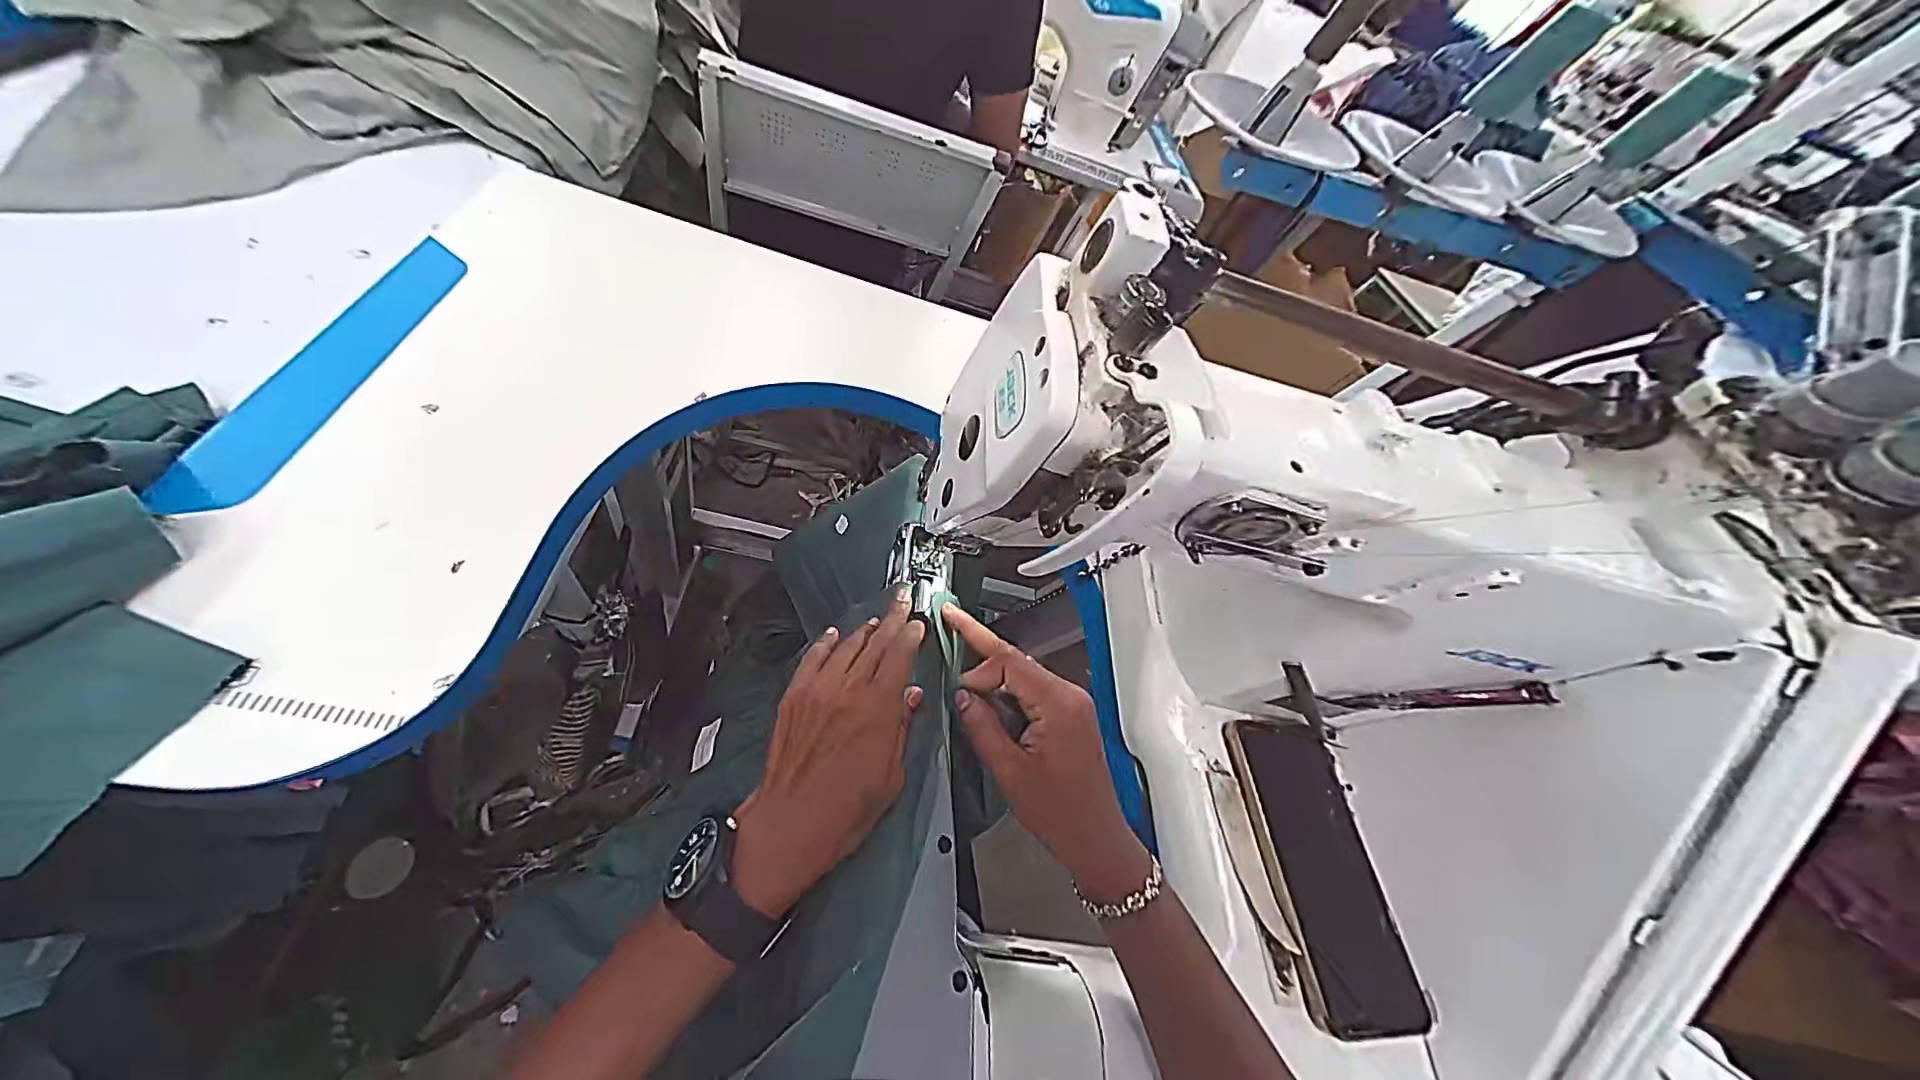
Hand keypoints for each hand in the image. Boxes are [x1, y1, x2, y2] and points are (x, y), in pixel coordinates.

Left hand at [730, 587, 924, 919]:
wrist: (789, 823)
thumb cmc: (845, 810)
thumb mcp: (891, 776)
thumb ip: (901, 728)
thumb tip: (911, 697)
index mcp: (877, 709)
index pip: (899, 656)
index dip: (911, 635)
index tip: (918, 624)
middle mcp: (847, 691)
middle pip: (875, 643)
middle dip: (893, 619)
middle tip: (903, 600)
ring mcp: (817, 691)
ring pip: (845, 646)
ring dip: (863, 631)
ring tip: (877, 620)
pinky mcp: (794, 697)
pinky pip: (812, 658)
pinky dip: (825, 643)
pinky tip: (834, 635)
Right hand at [943, 604, 1151, 905]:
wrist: (1095, 837)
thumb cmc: (1062, 812)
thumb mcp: (1009, 770)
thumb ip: (982, 726)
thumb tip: (963, 696)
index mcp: (1058, 704)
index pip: (1009, 663)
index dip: (976, 665)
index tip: (952, 671)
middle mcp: (1070, 696)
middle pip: (1017, 662)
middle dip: (981, 656)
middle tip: (951, 625)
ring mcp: (1072, 704)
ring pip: (1023, 676)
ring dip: (993, 680)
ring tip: (965, 686)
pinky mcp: (1069, 715)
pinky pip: (1033, 692)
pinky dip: (1008, 695)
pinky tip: (989, 709)